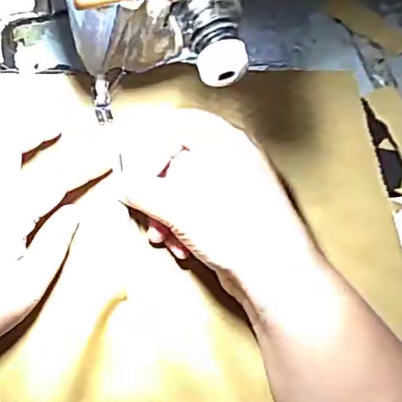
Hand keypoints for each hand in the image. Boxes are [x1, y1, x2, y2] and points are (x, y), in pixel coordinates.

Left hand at [0, 123, 110, 360]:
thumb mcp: (29, 286)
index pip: (53, 181)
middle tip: (54, 126)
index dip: (82, 168)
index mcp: (5, 216)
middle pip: (3, 148)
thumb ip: (54, 245)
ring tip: (14, 134)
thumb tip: (75, 215)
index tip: (103, 160)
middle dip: (32, 130)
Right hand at [117, 109, 333, 313]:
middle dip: (155, 191)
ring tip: (163, 232)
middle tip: (145, 206)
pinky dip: (183, 227)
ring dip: (166, 214)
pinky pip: (199, 211)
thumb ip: (143, 192)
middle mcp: (234, 160)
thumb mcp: (177, 207)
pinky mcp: (236, 216)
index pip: (175, 126)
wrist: (276, 275)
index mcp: (225, 142)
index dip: (148, 150)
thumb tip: (126, 187)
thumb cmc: (247, 235)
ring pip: (186, 190)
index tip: (133, 173)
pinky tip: (181, 244)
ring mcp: (237, 188)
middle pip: (178, 162)